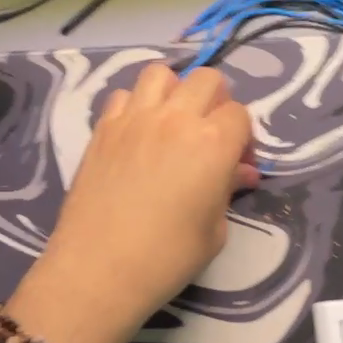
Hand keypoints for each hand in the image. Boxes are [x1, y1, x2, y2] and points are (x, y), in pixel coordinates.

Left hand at [14, 65, 257, 342]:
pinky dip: (135, 105)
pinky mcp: (103, 128)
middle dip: (217, 102)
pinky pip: (123, 95)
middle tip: (210, 135)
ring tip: (172, 121)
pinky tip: (136, 134)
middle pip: (207, 80)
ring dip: (174, 91)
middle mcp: (175, 118)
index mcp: (212, 142)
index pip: (239, 115)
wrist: (99, 268)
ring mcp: (134, 118)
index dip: (243, 137)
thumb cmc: (167, 257)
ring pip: (161, 74)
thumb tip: (239, 172)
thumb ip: (227, 190)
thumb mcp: (214, 230)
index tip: (236, 164)